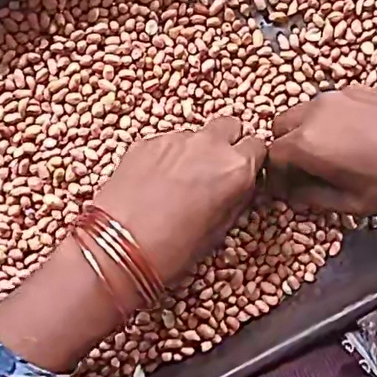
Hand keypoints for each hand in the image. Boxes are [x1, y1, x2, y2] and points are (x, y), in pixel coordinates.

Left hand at [93, 116, 267, 284]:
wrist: (118, 248)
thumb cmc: (171, 250)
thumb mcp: (219, 231)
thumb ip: (235, 199)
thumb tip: (237, 189)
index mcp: (235, 167)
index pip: (258, 146)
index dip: (250, 161)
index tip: (242, 175)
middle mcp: (208, 144)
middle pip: (229, 126)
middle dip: (225, 144)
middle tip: (213, 171)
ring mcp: (174, 139)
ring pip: (195, 134)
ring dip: (193, 151)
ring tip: (177, 183)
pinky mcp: (145, 141)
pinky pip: (165, 142)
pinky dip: (165, 156)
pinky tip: (154, 182)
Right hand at [266, 86, 376, 218]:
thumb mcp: (356, 203)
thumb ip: (314, 196)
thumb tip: (295, 192)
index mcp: (308, 141)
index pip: (271, 155)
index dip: (275, 176)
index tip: (286, 190)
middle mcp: (317, 110)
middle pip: (281, 127)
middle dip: (287, 149)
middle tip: (306, 174)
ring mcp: (341, 95)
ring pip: (305, 112)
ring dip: (306, 133)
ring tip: (332, 159)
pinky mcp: (363, 89)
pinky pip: (330, 105)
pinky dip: (328, 122)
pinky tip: (354, 142)